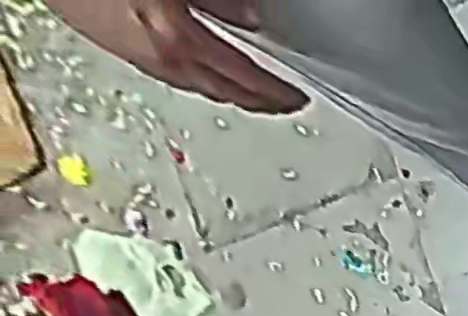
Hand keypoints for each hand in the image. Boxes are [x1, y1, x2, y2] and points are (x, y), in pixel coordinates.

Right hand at [48, 0, 308, 113]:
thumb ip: (219, 2)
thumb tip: (254, 18)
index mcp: (180, 40)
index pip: (251, 80)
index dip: (281, 92)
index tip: (301, 98)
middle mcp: (164, 58)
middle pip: (231, 94)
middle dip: (265, 104)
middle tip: (286, 106)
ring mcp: (139, 57)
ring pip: (204, 90)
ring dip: (235, 97)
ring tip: (256, 99)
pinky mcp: (117, 50)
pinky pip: (176, 80)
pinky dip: (204, 86)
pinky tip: (209, 81)